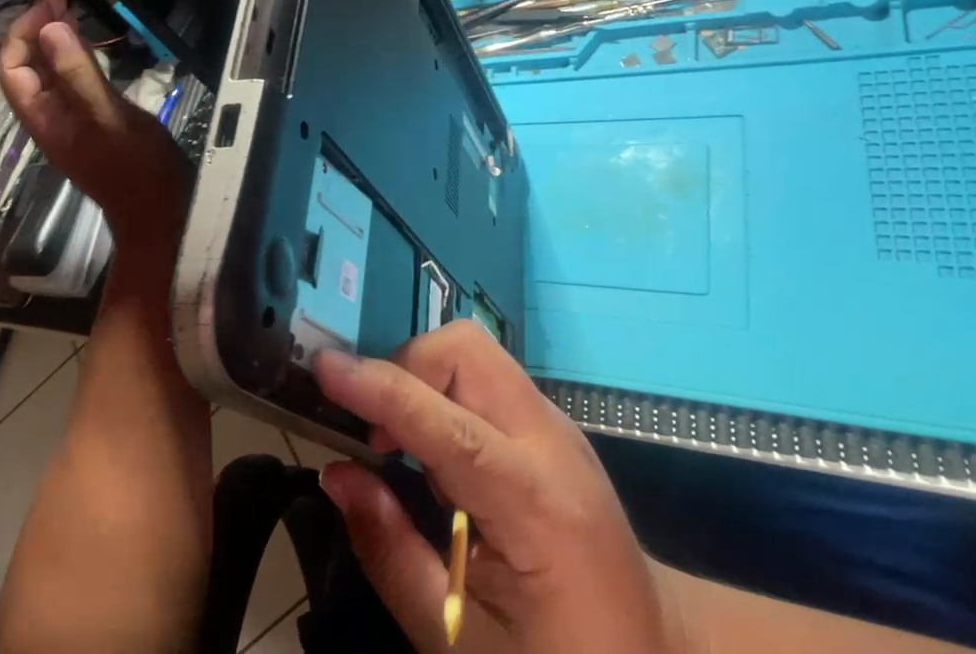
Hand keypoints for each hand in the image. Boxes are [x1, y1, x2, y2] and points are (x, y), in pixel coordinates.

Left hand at [0, 0, 190, 241]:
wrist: (161, 212)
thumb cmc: (136, 167)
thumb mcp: (108, 116)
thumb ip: (78, 73)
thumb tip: (49, 28)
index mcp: (43, 119)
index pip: (12, 68)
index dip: (23, 32)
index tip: (50, 3)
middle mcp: (50, 120)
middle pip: (27, 70)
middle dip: (36, 31)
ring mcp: (71, 123)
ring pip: (49, 76)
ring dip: (54, 43)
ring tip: (71, 14)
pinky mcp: (93, 125)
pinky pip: (71, 85)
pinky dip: (74, 60)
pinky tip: (90, 48)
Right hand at [313, 321, 676, 653]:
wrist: (653, 650)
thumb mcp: (458, 640)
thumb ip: (391, 552)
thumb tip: (335, 474)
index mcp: (538, 507)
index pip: (448, 425)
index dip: (380, 390)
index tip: (322, 366)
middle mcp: (553, 445)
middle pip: (467, 352)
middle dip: (403, 369)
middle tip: (372, 435)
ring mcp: (557, 428)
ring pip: (473, 354)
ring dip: (418, 379)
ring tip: (393, 448)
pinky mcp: (549, 427)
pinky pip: (482, 379)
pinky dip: (438, 393)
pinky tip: (428, 454)